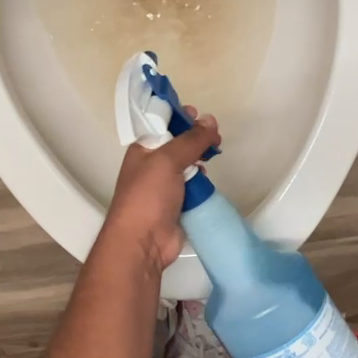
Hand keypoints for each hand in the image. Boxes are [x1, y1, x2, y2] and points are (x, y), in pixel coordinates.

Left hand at [97, 108, 219, 268]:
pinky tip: (207, 178)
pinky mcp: (177, 203)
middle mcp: (151, 164)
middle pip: (177, 143)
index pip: (160, 123)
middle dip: (195, 137)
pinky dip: (201, 180)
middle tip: (215, 136)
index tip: (198, 114)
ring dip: (200, 158)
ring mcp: (164, 185)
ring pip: (187, 164)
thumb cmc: (148, 196)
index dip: (178, 117)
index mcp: (143, 149)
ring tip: (214, 153)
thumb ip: (190, 140)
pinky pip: (192, 185)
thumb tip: (209, 121)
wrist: (142, 243)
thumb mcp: (167, 160)